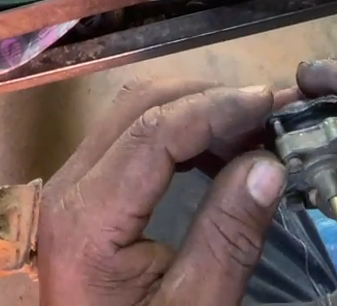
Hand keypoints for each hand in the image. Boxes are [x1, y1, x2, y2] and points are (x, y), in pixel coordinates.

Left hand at [37, 80, 287, 305]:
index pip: (154, 130)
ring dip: (194, 108)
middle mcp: (68, 184)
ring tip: (251, 127)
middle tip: (268, 112)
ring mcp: (69, 183)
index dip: (215, 107)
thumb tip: (268, 164)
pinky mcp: (81, 190)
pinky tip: (218, 147)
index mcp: (87, 217)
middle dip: (208, 99)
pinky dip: (177, 128)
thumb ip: (228, 238)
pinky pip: (129, 133)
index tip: (268, 102)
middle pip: (140, 105)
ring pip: (133, 110)